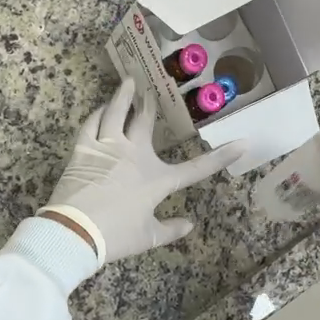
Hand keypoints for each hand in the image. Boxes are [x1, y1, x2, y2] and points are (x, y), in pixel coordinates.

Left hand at [41, 78, 244, 263]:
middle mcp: (136, 155)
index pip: (197, 168)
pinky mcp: (84, 148)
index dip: (222, 157)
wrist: (76, 231)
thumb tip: (189, 225)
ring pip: (117, 112)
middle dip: (151, 106)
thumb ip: (170, 230)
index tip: (243, 143)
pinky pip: (92, 123)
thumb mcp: (147, 238)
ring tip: (128, 82)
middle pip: (146, 122)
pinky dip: (98, 113)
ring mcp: (109, 147)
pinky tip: (102, 108)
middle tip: (152, 92)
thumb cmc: (115, 236)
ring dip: (123, 95)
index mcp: (157, 179)